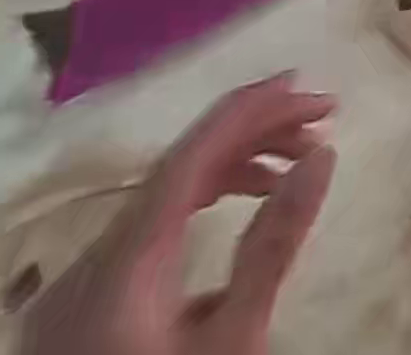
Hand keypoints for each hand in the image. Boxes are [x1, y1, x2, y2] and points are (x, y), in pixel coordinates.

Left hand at [24, 76, 337, 354]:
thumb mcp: (233, 338)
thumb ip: (274, 244)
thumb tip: (324, 155)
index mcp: (123, 260)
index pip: (190, 155)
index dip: (247, 108)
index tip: (302, 82)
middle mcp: (94, 255)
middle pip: (181, 164)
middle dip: (257, 130)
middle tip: (322, 119)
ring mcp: (86, 275)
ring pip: (169, 189)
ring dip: (240, 161)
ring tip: (299, 157)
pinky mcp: (92, 294)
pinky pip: (157, 219)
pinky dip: (210, 194)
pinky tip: (251, 196)